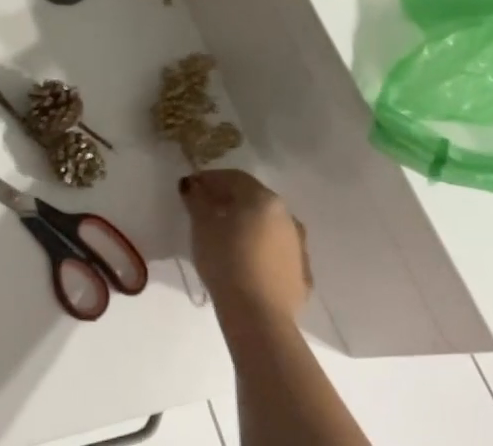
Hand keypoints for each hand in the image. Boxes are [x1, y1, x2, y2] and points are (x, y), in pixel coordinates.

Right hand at [179, 169, 311, 321]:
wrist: (259, 315)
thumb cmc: (225, 261)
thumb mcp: (201, 226)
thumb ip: (197, 200)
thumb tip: (193, 185)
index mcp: (263, 200)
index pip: (234, 178)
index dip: (210, 179)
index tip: (191, 188)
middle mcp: (287, 216)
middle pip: (254, 199)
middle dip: (229, 200)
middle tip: (206, 210)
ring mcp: (299, 246)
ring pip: (268, 226)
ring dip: (248, 225)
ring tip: (225, 237)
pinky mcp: (302, 274)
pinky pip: (277, 252)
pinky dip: (261, 249)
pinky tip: (246, 261)